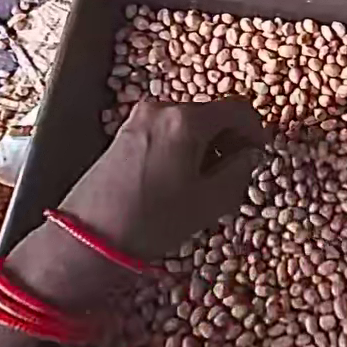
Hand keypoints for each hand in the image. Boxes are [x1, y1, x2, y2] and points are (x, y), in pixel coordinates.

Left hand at [61, 98, 268, 261]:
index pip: (238, 109)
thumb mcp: (208, 201)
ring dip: (206, 146)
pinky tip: (179, 181)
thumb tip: (250, 154)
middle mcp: (163, 108)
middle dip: (229, 141)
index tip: (260, 156)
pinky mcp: (125, 132)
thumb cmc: (152, 220)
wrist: (86, 238)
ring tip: (205, 185)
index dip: (256, 131)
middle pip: (212, 114)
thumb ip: (239, 171)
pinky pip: (168, 132)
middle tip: (234, 176)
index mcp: (186, 120)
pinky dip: (184, 148)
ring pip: (190, 124)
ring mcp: (140, 118)